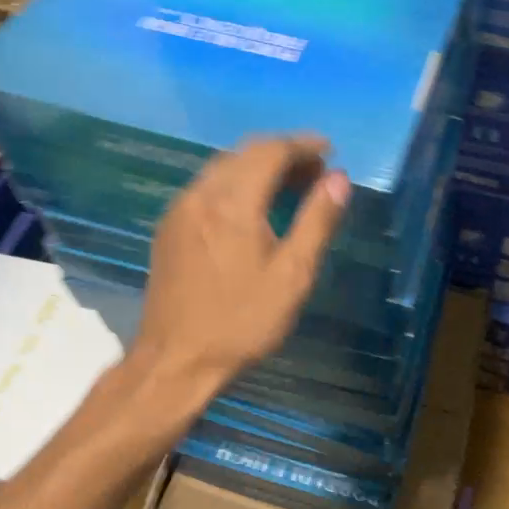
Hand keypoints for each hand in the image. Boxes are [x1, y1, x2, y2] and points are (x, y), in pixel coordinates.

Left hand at [127, 135, 349, 402]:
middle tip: (316, 173)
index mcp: (233, 202)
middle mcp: (201, 194)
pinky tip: (252, 208)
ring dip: (259, 166)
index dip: (304, 145)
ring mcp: (180, 209)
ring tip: (291, 188)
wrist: (174, 363)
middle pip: (246, 152)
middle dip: (284, 153)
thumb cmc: (241, 322)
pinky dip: (236, 182)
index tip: (330, 152)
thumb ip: (318, 220)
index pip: (271, 151)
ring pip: (224, 166)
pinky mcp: (169, 226)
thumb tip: (339, 179)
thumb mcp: (293, 275)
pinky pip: (207, 185)